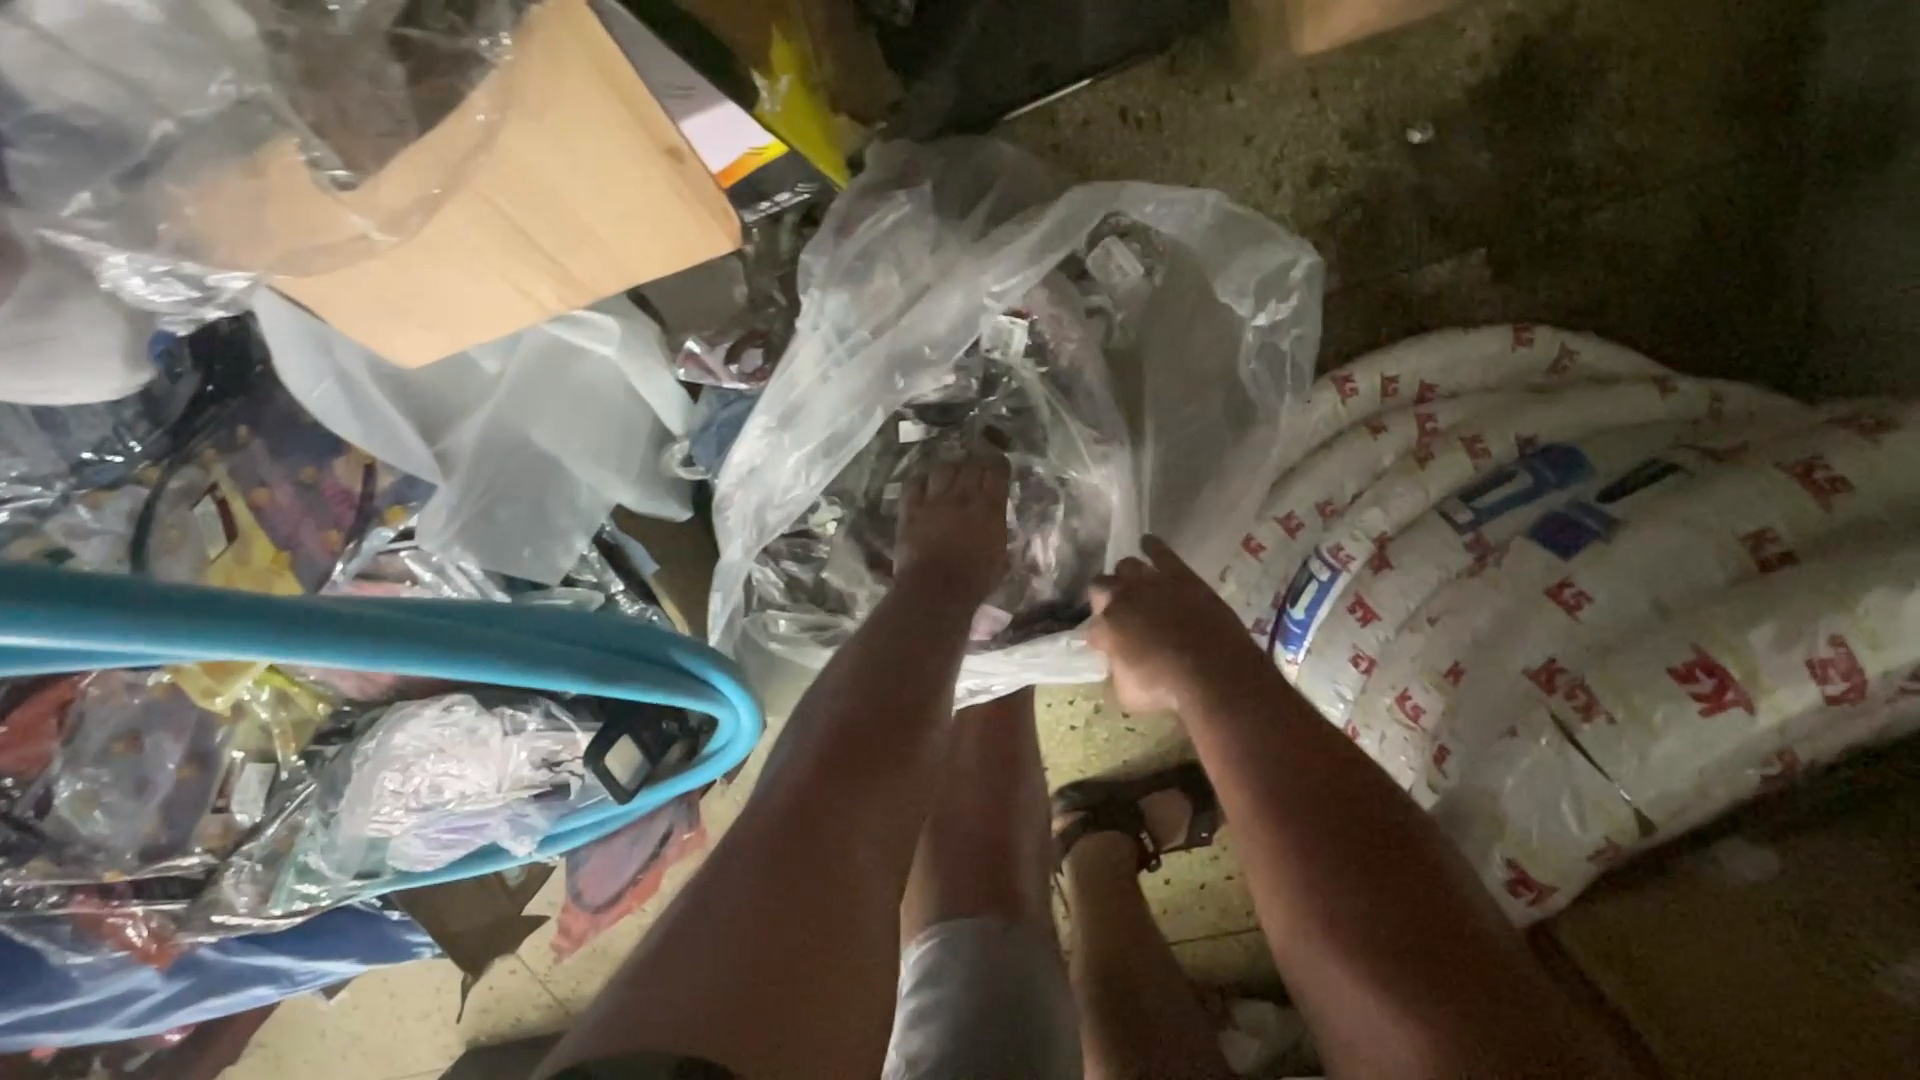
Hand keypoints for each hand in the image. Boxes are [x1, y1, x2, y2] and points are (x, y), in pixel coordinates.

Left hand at [894, 448, 1010, 605]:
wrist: (935, 590)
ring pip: (943, 469)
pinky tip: (924, 482)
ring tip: (952, 472)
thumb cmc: (974, 582)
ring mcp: (934, 501)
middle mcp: (962, 497)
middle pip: (970, 466)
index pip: (996, 472)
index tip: (999, 464)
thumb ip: (998, 535)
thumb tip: (996, 527)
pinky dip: (921, 480)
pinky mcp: (910, 511)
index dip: (999, 464)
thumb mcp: (1000, 559)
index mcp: (989, 509)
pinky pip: (914, 484)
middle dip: (977, 462)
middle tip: (978, 466)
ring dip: (950, 467)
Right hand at [1087, 536, 1261, 713]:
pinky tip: (1147, 542)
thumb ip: (1117, 674)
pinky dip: (1151, 546)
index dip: (1098, 637)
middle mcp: (1122, 599)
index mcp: (1106, 628)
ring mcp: (1151, 583)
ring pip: (1127, 565)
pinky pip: (1159, 551)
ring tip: (1130, 581)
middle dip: (1104, 598)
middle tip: (1116, 612)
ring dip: (1126, 574)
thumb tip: (1117, 669)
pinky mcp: (1179, 575)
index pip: (1091, 628)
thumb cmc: (1166, 688)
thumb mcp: (1128, 694)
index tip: (1106, 646)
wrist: (1212, 670)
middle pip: (1100, 587)